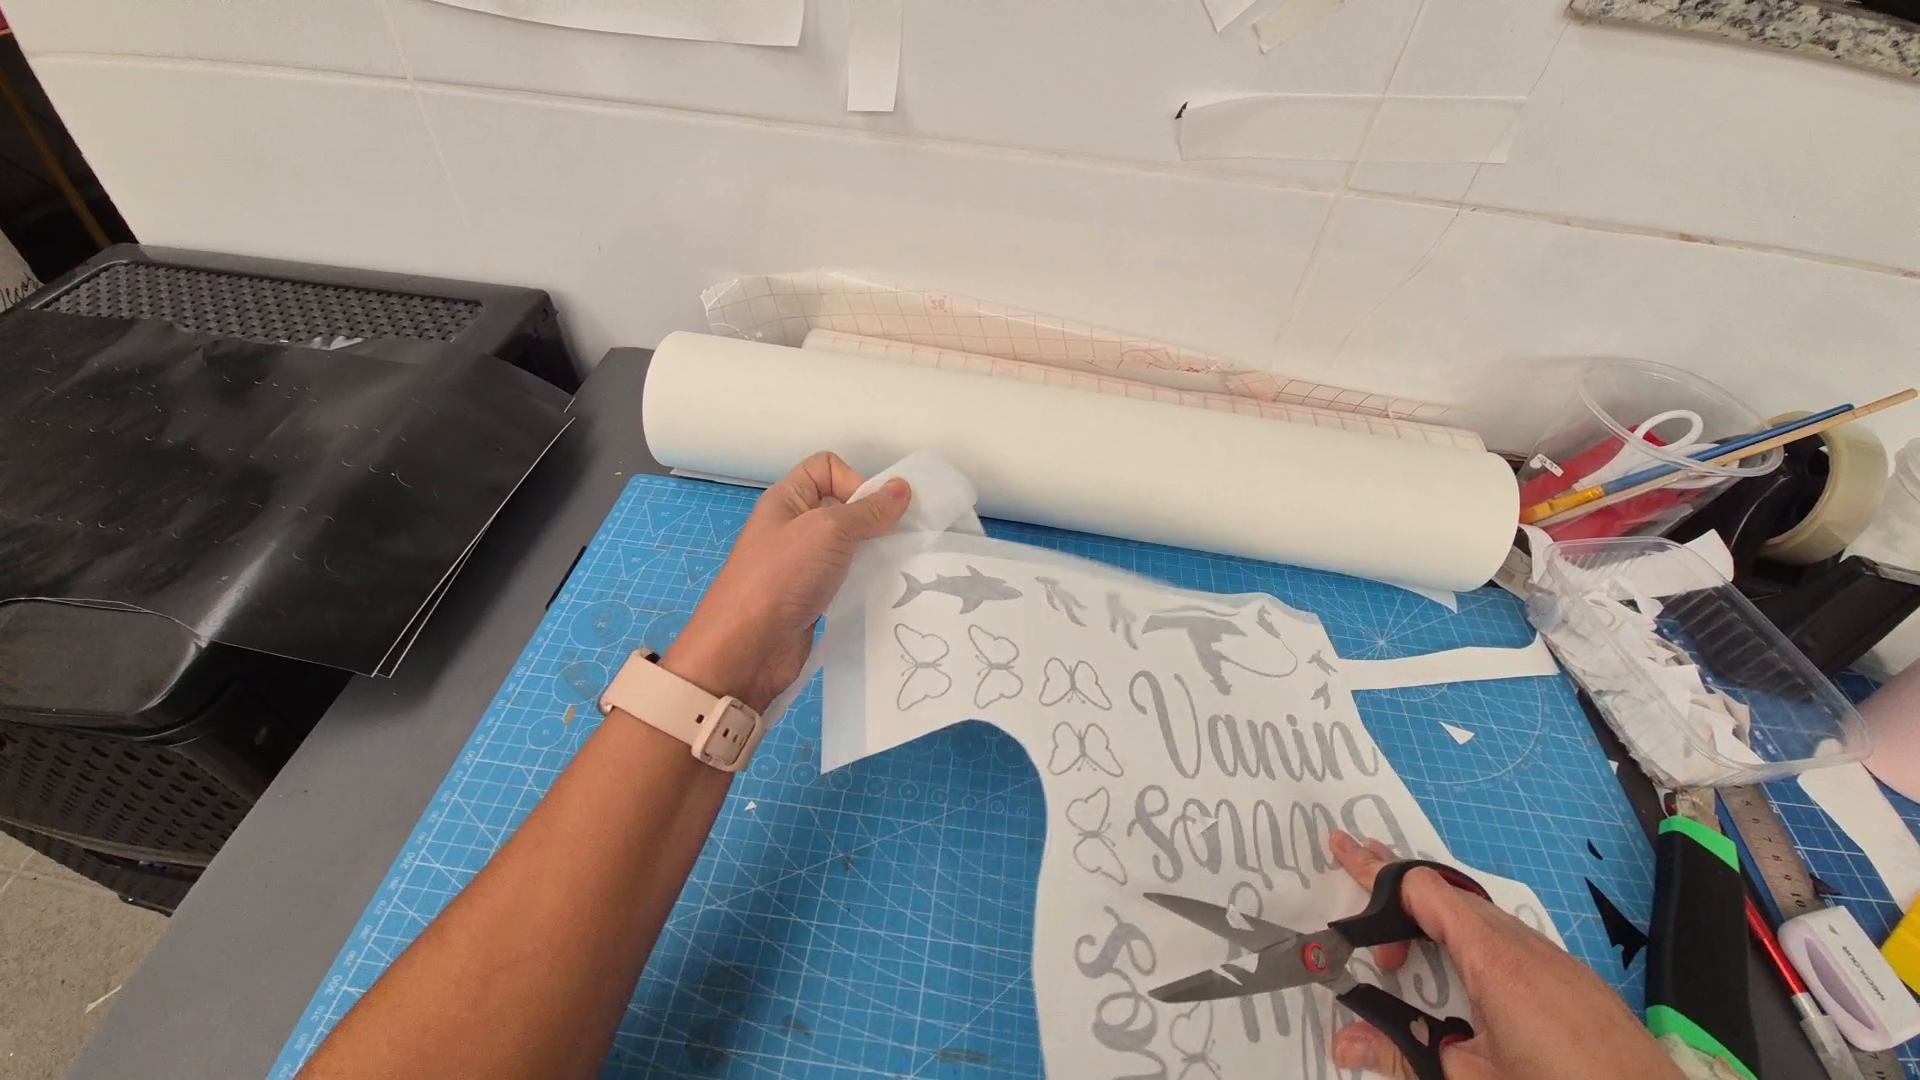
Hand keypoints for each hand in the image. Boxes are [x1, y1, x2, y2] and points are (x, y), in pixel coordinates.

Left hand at [661, 452, 909, 711]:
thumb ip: (868, 511)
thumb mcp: (828, 531)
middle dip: (873, 518)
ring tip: (897, 565)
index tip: (872, 511)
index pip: (827, 468)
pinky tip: (884, 590)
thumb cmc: (782, 577)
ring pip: (849, 545)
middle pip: (843, 507)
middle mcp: (795, 527)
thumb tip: (902, 488)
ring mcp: (804, 564)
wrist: (747, 648)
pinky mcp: (814, 597)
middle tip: (897, 539)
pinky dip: (866, 581)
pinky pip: (847, 578)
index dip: (854, 480)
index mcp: (788, 500)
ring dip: (874, 552)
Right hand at [1326, 831, 1682, 1079]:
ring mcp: (1560, 965)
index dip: (1376, 879)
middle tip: (1350, 854)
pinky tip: (1466, 967)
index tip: (1343, 869)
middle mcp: (1527, 947)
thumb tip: (1341, 1044)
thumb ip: (1400, 1054)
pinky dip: (1473, 936)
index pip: (1421, 887)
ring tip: (1401, 919)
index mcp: (1493, 958)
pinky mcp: (1582, 988)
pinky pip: (1514, 941)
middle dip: (1395, 880)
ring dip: (1436, 912)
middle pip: (1447, 893)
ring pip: (1482, 916)